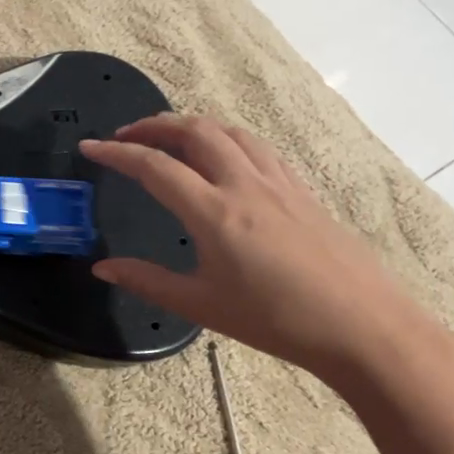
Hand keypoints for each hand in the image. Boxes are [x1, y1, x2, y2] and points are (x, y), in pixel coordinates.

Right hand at [79, 114, 427, 376]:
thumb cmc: (275, 320)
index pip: (155, 167)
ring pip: (230, 133)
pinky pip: (258, 149)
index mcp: (214, 213)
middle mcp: (246, 186)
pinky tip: (220, 157)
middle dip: (154, 126)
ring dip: (192, 126)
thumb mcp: (199, 305)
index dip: (116, 153)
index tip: (89, 148)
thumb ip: (146, 280)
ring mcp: (280, 185)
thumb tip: (102, 267)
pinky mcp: (303, 192)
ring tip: (167, 138)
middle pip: (196, 132)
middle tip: (125, 136)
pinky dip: (226, 139)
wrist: (365, 328)